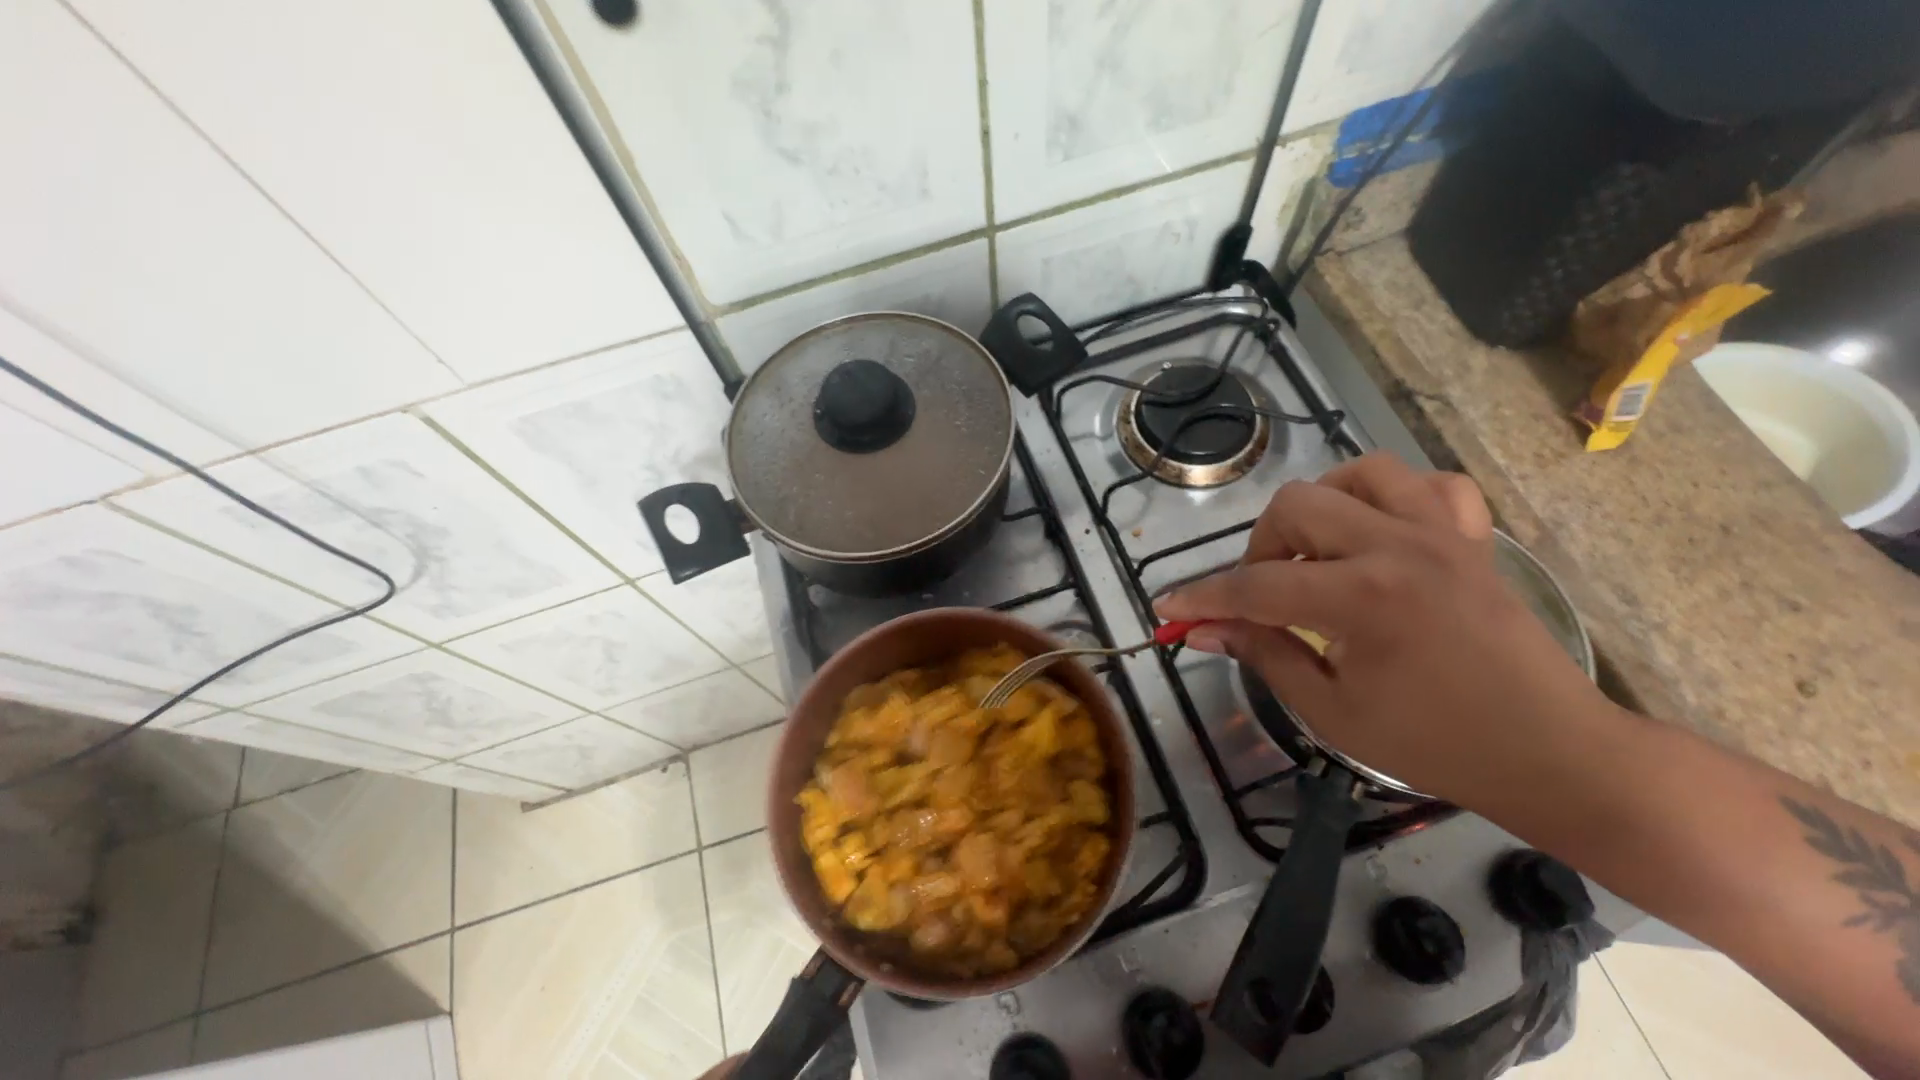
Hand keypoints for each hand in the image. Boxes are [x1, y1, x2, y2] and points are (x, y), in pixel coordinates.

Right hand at [1155, 454, 1608, 803]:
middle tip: (1263, 596)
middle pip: (1297, 507)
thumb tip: (1203, 630)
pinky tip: (1382, 533)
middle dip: (1260, 549)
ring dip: (1323, 506)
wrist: (1549, 752)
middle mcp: (1399, 547)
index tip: (1167, 609)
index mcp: (1362, 598)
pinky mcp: (1474, 538)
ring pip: (1360, 474)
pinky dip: (1395, 497)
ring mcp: (1444, 534)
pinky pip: (1431, 485)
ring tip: (1316, 552)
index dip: (1203, 598)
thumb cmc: (1436, 745)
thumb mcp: (1332, 711)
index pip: (1257, 586)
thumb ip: (1264, 654)